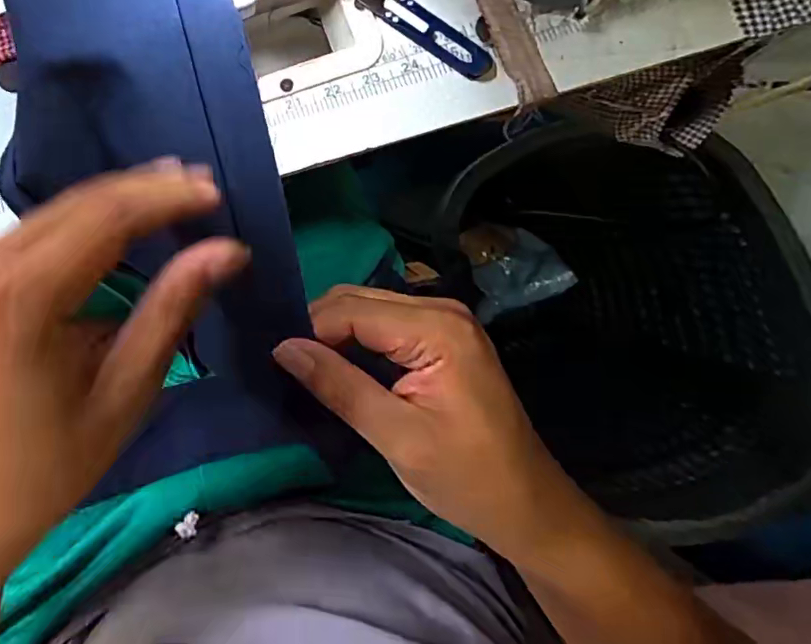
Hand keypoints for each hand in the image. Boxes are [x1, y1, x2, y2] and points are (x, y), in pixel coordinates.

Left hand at [0, 160, 249, 572]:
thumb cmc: (50, 464)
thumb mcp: (124, 391)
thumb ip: (172, 309)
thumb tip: (226, 251)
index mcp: (20, 297)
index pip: (105, 220)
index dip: (164, 199)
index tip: (214, 193)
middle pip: (81, 203)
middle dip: (147, 189)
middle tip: (203, 185)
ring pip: (61, 208)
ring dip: (120, 197)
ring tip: (177, 190)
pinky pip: (41, 227)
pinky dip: (89, 218)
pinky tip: (126, 214)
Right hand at [270, 286, 585, 555]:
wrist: (533, 510)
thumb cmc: (470, 480)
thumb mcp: (398, 438)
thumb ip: (340, 386)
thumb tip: (283, 348)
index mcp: (436, 328)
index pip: (349, 310)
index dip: (309, 331)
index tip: (276, 360)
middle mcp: (440, 308)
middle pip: (356, 300)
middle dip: (318, 327)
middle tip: (286, 364)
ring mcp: (444, 318)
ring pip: (366, 307)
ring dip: (334, 332)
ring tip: (306, 364)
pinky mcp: (442, 333)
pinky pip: (384, 321)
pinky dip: (356, 338)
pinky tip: (339, 363)